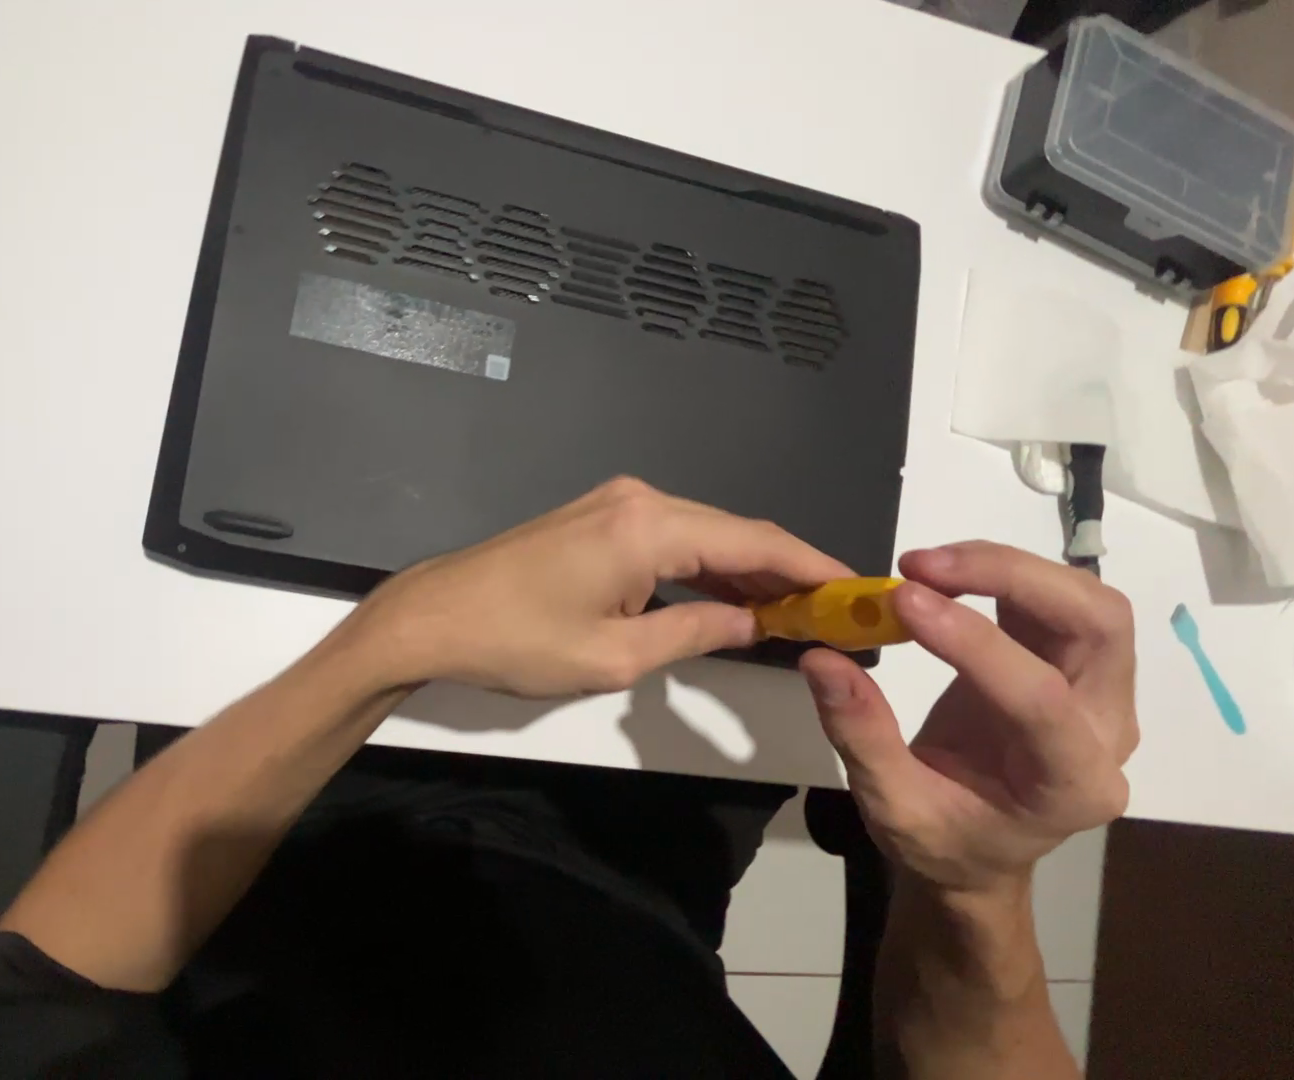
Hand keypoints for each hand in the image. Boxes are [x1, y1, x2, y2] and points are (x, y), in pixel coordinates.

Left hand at [339, 476, 849, 697]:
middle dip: (785, 569)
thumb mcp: (616, 655)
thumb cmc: (519, 641)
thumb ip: (695, 633)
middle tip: (834, 610)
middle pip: (732, 531)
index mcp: (650, 527)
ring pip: (701, 534)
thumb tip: (754, 623)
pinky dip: (702, 567)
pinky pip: (667, 538)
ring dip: (744, 569)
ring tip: (793, 611)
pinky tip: (726, 598)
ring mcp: (613, 503)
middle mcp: (640, 499)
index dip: (812, 566)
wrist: (435, 615)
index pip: (754, 541)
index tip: (858, 590)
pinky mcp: (594, 517)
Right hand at [800, 542, 1137, 894]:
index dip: (973, 641)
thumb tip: (821, 657)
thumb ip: (860, 732)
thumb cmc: (940, 840)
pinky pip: (1056, 604)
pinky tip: (945, 574)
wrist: (978, 853)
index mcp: (1070, 783)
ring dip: (1007, 568)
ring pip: (1087, 603)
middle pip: (1097, 627)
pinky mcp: (1071, 669)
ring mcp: (1099, 696)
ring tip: (924, 564)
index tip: (900, 599)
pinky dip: (1000, 576)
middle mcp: (1107, 732)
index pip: (1039, 697)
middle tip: (919, 566)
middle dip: (1011, 579)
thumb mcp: (889, 804)